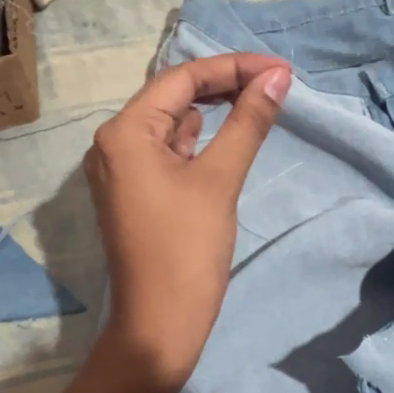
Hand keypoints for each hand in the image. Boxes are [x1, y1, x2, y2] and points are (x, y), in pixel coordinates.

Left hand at [83, 54, 292, 389]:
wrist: (158, 325)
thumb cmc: (187, 250)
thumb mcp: (220, 180)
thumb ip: (247, 122)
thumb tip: (277, 78)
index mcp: (124, 132)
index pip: (181, 79)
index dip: (234, 67)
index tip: (281, 70)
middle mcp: (112, 142)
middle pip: (172, 96)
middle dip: (224, 85)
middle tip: (275, 85)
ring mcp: (119, 169)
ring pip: (170, 123)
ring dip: (212, 110)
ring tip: (258, 103)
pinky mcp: (132, 192)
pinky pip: (165, 151)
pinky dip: (196, 140)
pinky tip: (225, 137)